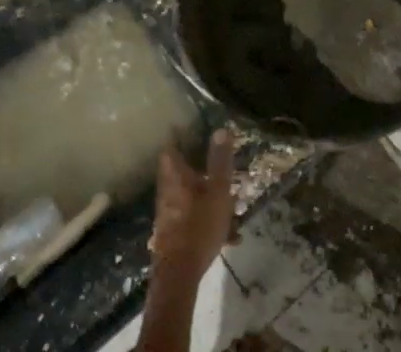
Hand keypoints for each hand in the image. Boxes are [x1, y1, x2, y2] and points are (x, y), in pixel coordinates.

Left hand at [150, 129, 235, 279]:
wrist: (179, 273)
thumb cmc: (199, 225)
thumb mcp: (218, 191)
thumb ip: (220, 161)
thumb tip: (220, 129)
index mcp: (175, 174)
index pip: (172, 145)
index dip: (179, 134)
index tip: (190, 126)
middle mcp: (167, 189)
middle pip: (183, 170)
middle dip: (202, 168)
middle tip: (221, 166)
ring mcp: (168, 211)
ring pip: (192, 195)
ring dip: (210, 197)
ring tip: (234, 207)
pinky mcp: (172, 231)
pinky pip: (193, 216)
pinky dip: (209, 219)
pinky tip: (230, 236)